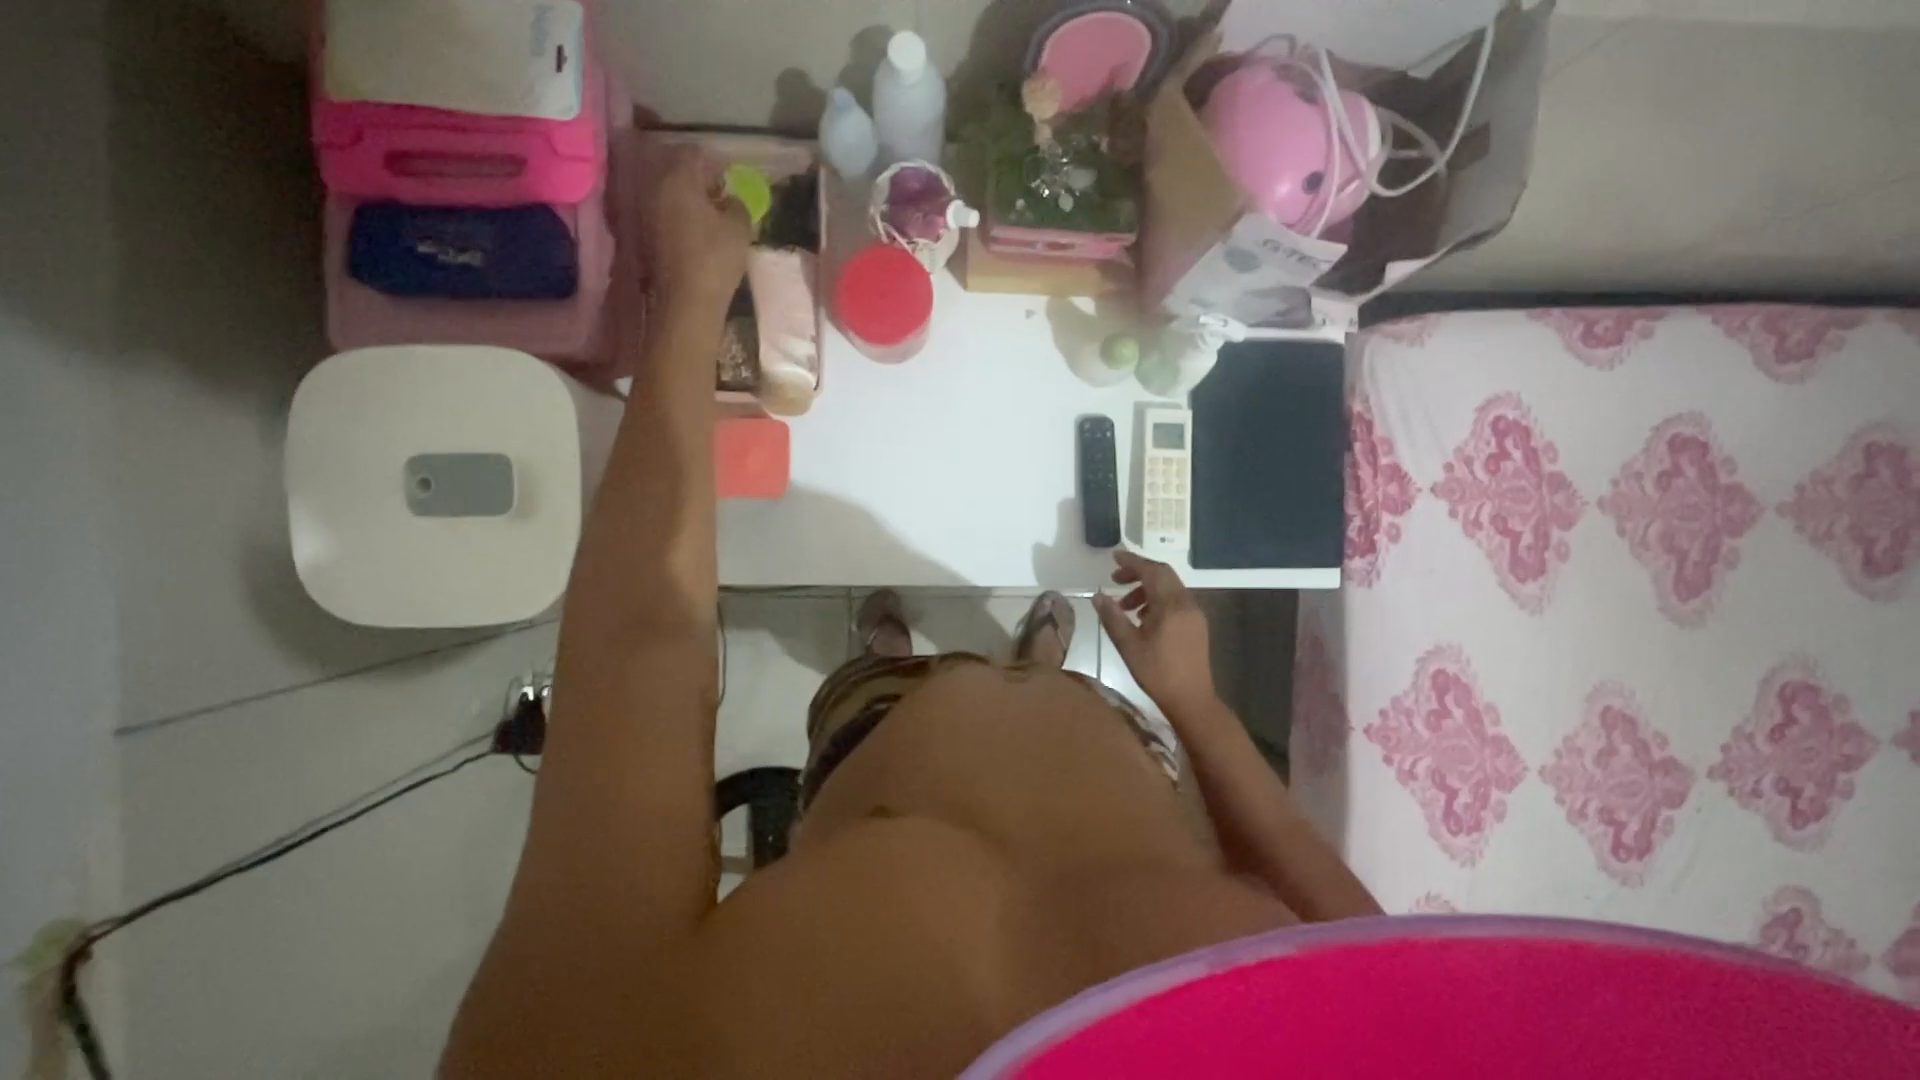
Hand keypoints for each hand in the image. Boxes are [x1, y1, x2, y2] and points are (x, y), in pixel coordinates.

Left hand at [639, 144, 751, 309]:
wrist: (683, 303)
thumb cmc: (714, 261)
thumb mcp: (740, 229)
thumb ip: (736, 205)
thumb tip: (728, 200)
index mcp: (677, 177)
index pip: (694, 152)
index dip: (714, 163)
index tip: (727, 180)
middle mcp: (651, 185)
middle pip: (669, 165)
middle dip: (690, 173)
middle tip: (710, 192)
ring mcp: (637, 207)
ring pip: (656, 187)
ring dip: (675, 192)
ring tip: (695, 211)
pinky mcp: (631, 231)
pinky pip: (648, 208)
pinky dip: (662, 210)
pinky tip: (678, 227)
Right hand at [1092, 551, 1219, 721]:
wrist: (1191, 699)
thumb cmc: (1156, 672)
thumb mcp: (1128, 645)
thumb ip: (1112, 617)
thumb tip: (1098, 596)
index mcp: (1170, 605)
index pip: (1151, 571)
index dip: (1132, 561)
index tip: (1114, 557)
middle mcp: (1186, 603)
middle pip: (1163, 575)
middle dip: (1138, 573)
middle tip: (1115, 580)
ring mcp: (1195, 614)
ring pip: (1170, 588)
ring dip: (1147, 589)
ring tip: (1125, 606)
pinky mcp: (1197, 625)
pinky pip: (1176, 601)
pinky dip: (1158, 600)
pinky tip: (1143, 619)